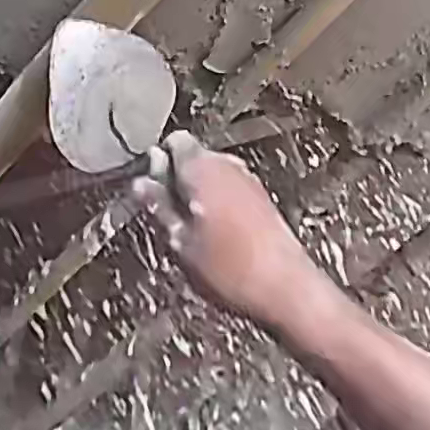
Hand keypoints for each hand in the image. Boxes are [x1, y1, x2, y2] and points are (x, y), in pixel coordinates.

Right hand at [131, 130, 328, 327]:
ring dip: (199, 195)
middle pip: (192, 158)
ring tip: (196, 235)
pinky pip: (229, 188)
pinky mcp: (261, 197)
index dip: (159, 162)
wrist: (287, 289)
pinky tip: (221, 238)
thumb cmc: (229, 268)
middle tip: (171, 220)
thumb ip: (158, 205)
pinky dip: (219, 204)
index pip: (173, 141)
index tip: (154, 191)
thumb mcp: (179, 241)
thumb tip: (141, 182)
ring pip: (211, 175)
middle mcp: (226, 163)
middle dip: (178, 181)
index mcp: (201, 166)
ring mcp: (247, 178)